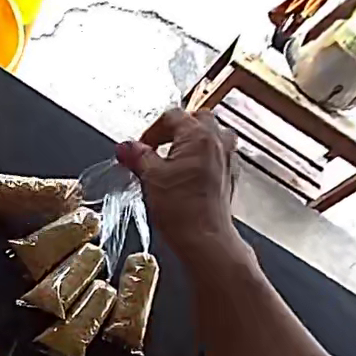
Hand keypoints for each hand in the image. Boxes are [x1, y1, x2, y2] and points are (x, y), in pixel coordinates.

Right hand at [116, 108, 236, 258]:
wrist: (204, 238)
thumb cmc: (181, 210)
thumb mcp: (151, 179)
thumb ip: (138, 157)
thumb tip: (125, 147)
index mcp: (198, 136)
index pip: (172, 117)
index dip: (152, 130)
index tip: (140, 148)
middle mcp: (218, 142)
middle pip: (197, 119)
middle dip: (175, 130)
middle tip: (157, 147)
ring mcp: (228, 158)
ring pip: (211, 135)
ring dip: (192, 141)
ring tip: (174, 158)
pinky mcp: (229, 176)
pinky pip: (218, 154)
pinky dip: (203, 157)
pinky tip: (188, 174)